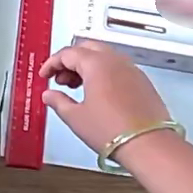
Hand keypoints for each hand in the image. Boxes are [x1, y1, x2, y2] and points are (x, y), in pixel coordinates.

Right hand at [38, 43, 173, 154]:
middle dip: (70, 60)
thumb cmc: (112, 131)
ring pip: (104, 56)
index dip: (52, 63)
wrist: (147, 144)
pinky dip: (103, 72)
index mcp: (96, 64)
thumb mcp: (76, 117)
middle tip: (60, 79)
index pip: (68, 53)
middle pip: (87, 48)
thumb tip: (49, 95)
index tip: (45, 74)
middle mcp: (115, 60)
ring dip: (87, 66)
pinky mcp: (142, 81)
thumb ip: (58, 102)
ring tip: (77, 87)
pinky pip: (118, 67)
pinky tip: (98, 92)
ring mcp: (131, 69)